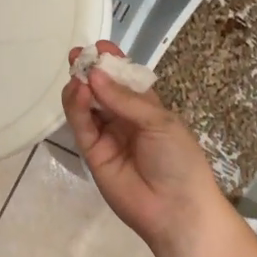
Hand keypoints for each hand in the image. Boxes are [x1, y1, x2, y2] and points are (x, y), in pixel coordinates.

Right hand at [61, 40, 230, 249]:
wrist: (176, 209)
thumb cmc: (179, 160)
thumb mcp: (160, 122)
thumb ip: (125, 100)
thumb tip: (95, 76)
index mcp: (147, 109)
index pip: (125, 80)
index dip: (112, 64)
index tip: (99, 46)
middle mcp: (124, 119)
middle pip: (101, 90)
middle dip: (90, 71)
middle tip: (78, 54)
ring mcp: (106, 136)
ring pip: (86, 106)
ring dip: (81, 88)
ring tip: (79, 75)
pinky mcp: (92, 153)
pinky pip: (81, 126)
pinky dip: (77, 108)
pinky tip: (79, 92)